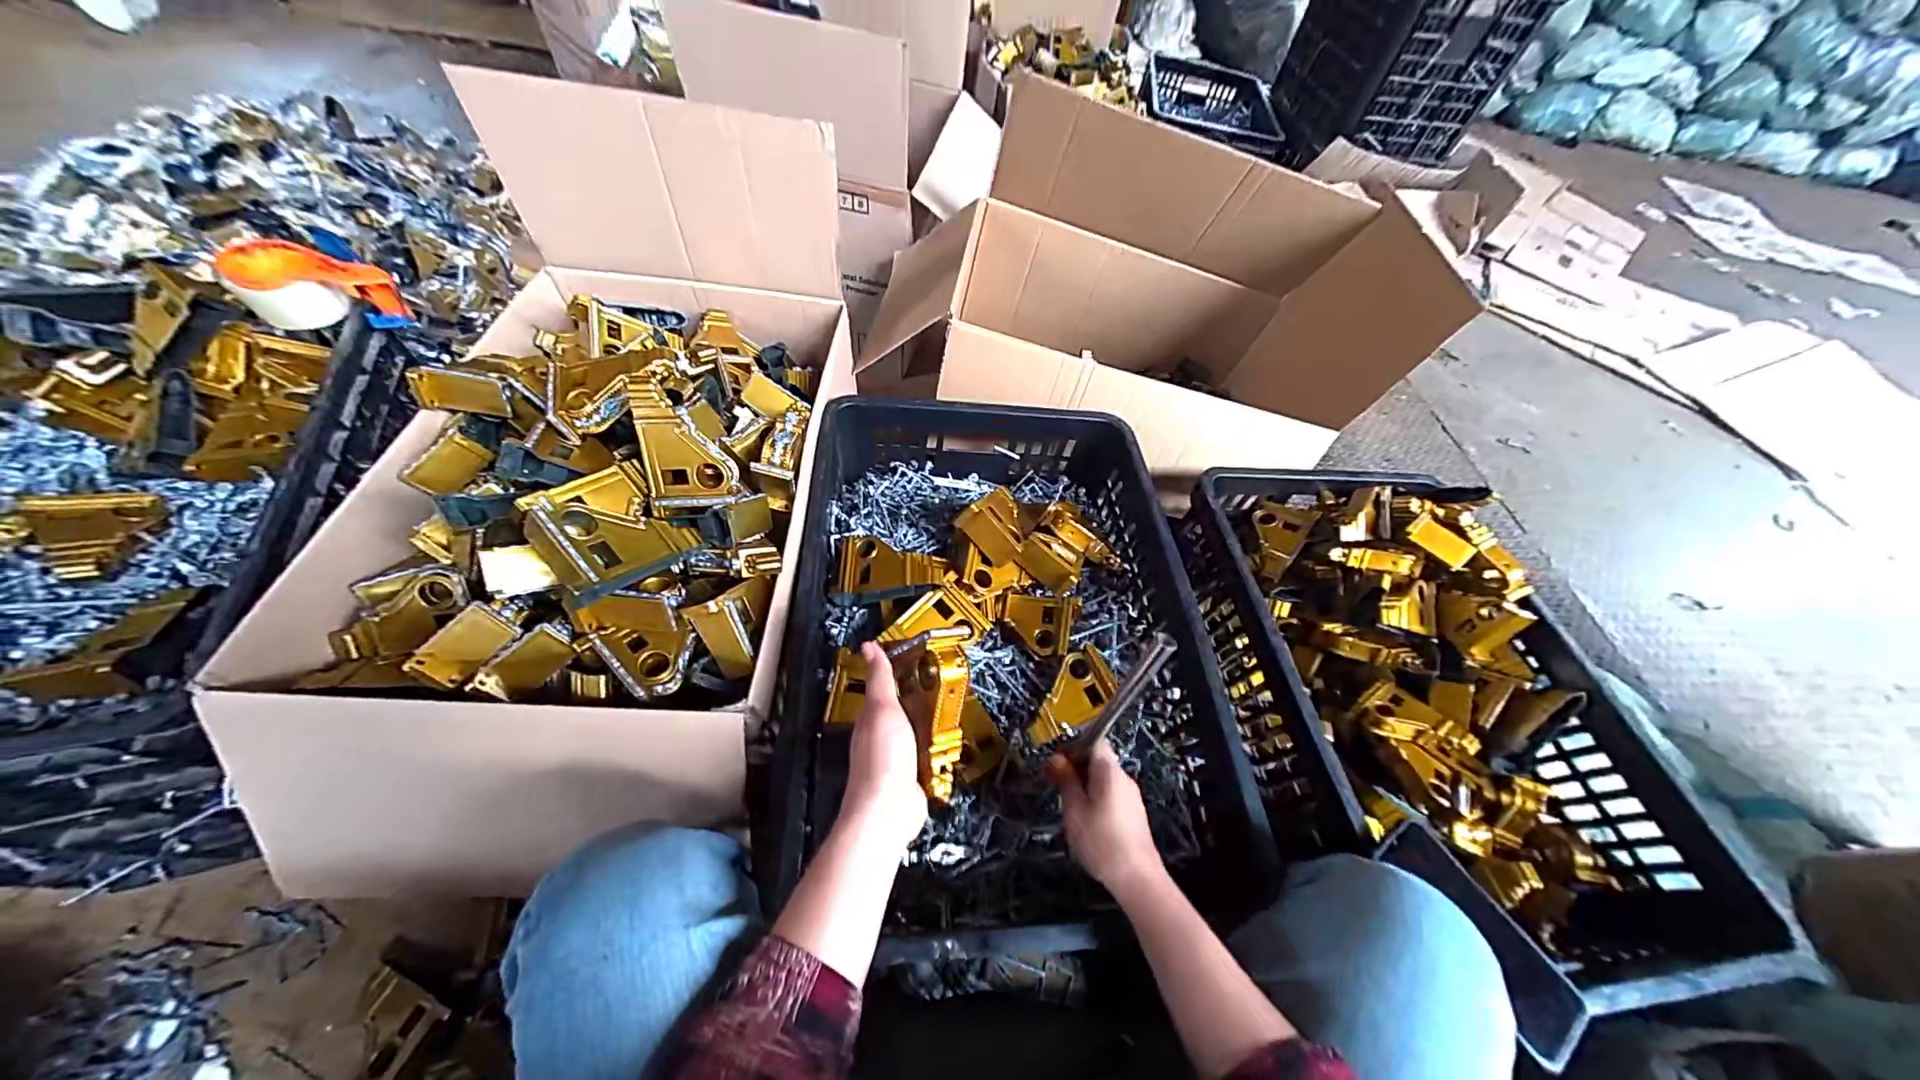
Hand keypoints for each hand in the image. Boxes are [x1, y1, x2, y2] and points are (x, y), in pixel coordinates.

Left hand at [838, 641, 927, 853]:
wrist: (890, 809)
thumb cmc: (881, 762)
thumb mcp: (884, 708)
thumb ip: (880, 678)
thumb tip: (869, 648)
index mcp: (870, 717)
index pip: (882, 686)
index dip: (895, 671)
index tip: (911, 657)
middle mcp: (881, 737)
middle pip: (900, 709)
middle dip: (915, 697)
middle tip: (933, 681)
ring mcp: (896, 758)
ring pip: (914, 732)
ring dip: (927, 723)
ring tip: (942, 708)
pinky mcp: (911, 777)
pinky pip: (925, 755)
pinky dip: (934, 748)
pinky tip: (941, 744)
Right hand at [1047, 742, 1164, 895]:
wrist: (1136, 878)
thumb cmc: (1103, 842)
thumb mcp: (1074, 808)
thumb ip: (1065, 780)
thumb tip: (1057, 761)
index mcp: (1110, 771)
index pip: (1092, 741)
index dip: (1071, 747)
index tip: (1055, 762)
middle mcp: (1124, 779)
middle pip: (1098, 759)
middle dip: (1075, 767)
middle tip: (1056, 782)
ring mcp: (1131, 797)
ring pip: (1104, 779)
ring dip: (1084, 784)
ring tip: (1068, 803)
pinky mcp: (1133, 814)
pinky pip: (1111, 795)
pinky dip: (1096, 799)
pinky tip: (1086, 819)